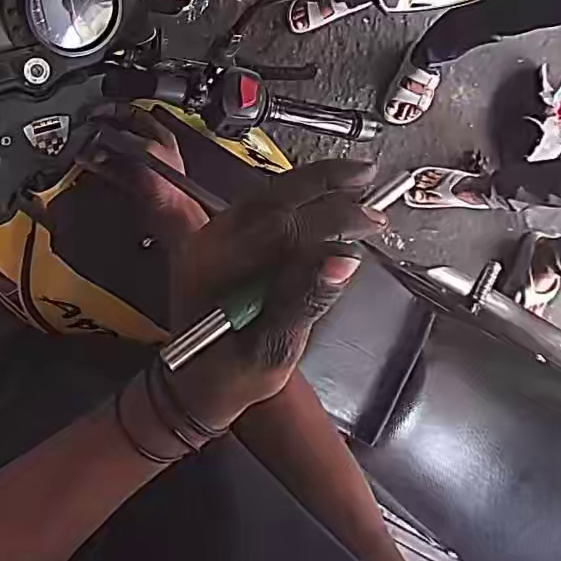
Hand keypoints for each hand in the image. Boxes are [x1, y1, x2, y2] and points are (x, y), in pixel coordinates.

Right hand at [79, 105, 210, 236]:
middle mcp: (149, 147)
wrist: (171, 214)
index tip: (96, 111)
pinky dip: (97, 164)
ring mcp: (139, 164)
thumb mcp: (146, 151)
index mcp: (159, 134)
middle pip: (119, 132)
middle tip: (86, 131)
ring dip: (96, 149)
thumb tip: (104, 131)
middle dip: (101, 131)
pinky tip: (87, 161)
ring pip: (112, 150)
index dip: (114, 109)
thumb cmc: (170, 184)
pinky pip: (110, 167)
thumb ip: (124, 138)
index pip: (133, 113)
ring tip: (83, 149)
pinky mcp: (130, 180)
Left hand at [162, 160, 384, 429]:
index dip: (330, 218)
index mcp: (216, 269)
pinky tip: (325, 196)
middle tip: (367, 176)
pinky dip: (298, 198)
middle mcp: (208, 243)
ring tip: (355, 180)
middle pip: (271, 197)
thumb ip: (306, 301)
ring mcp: (211, 237)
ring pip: (265, 195)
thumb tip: (342, 260)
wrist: (191, 383)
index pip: (280, 228)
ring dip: (312, 183)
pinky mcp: (221, 239)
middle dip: (324, 182)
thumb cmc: (227, 376)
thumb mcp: (273, 350)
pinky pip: (262, 206)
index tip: (370, 221)